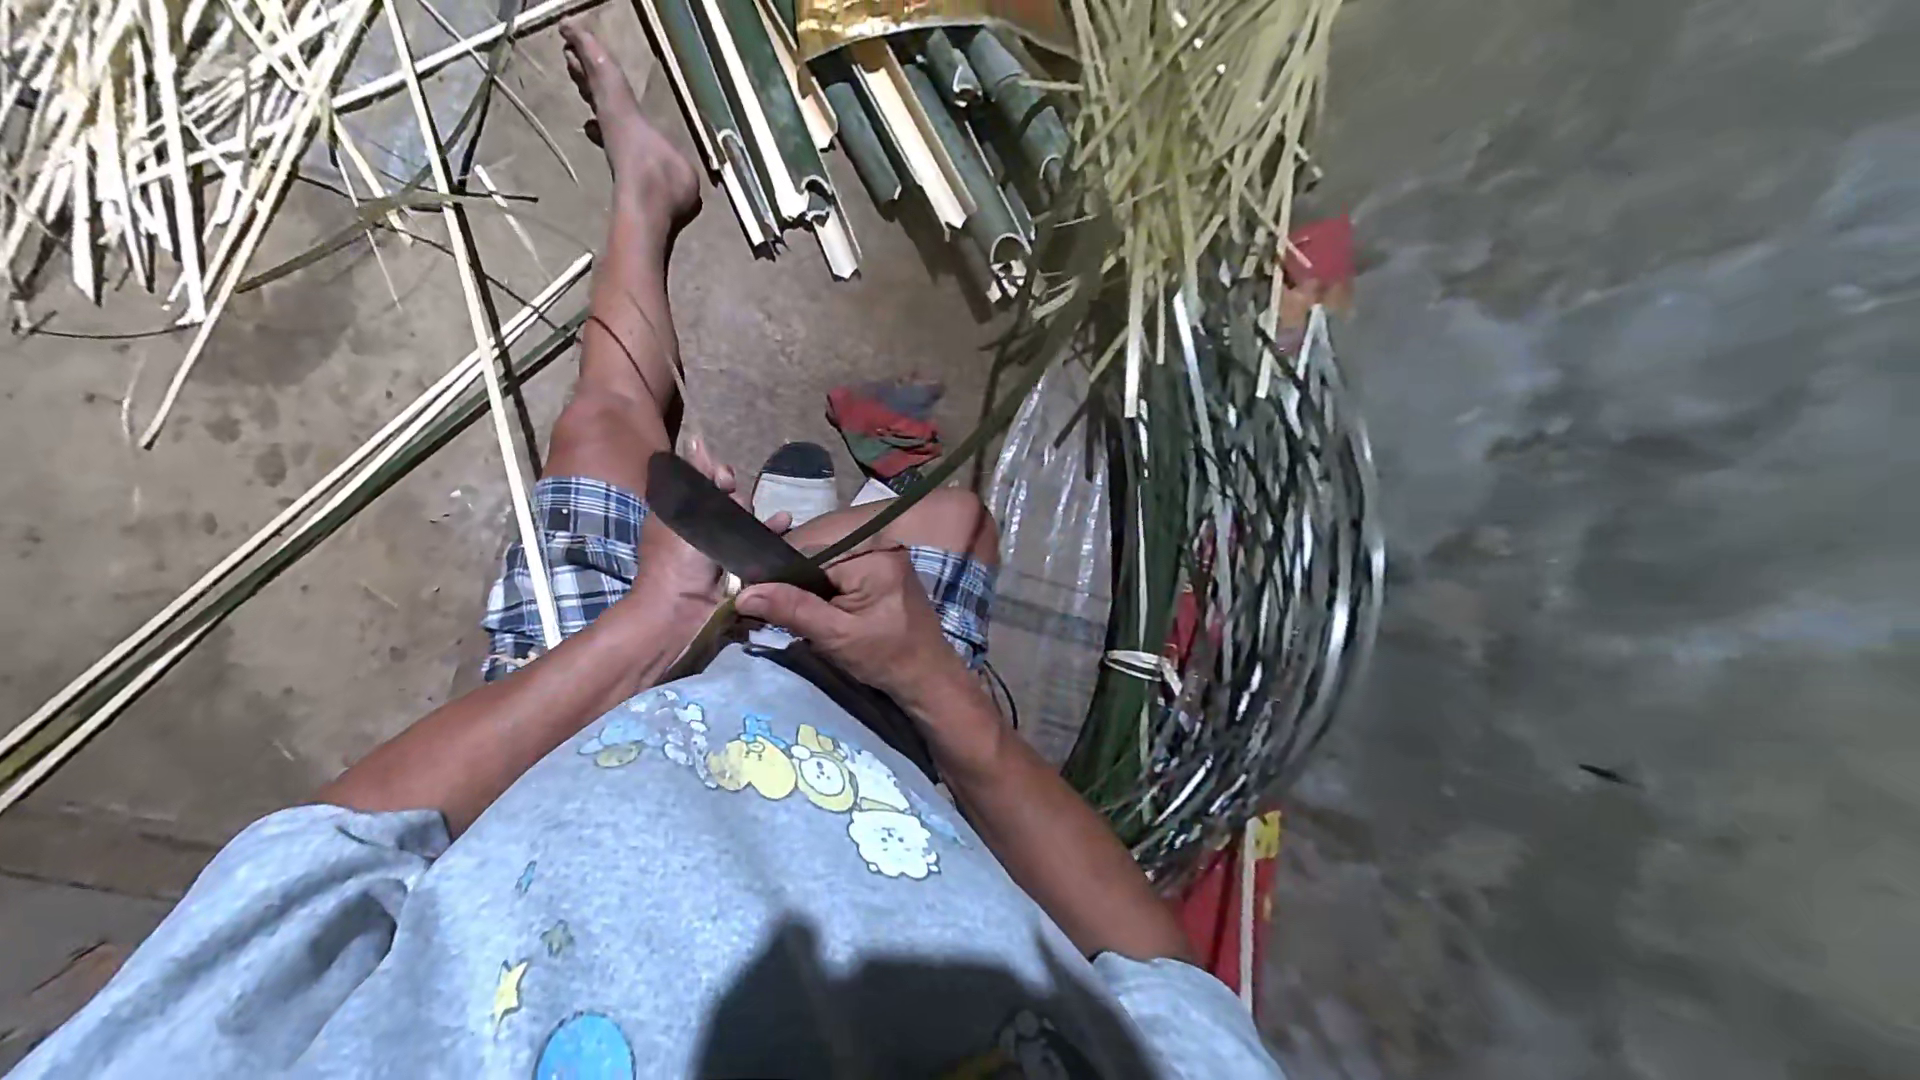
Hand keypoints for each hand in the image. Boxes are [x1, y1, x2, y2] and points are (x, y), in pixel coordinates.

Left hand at [630, 439, 789, 613]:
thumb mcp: (683, 510)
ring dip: (759, 514)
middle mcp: (701, 527)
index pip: (702, 483)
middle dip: (736, 497)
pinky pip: (759, 541)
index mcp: (679, 513)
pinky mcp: (741, 564)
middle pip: (726, 500)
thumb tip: (698, 439)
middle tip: (738, 500)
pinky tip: (785, 522)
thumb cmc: (676, 557)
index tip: (723, 477)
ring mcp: (722, 547)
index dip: (714, 476)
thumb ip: (696, 477)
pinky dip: (772, 532)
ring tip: (773, 514)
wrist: (684, 610)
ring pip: (746, 520)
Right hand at [735, 547, 973, 713]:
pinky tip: (809, 604)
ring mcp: (881, 551)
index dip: (777, 571)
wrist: (926, 675)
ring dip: (804, 581)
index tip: (752, 595)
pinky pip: (838, 565)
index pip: (808, 548)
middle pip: (815, 549)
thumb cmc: (886, 657)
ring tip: (783, 606)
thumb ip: (793, 609)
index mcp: (871, 553)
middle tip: (764, 603)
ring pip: (823, 558)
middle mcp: (879, 542)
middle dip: (790, 577)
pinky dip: (821, 584)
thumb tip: (744, 593)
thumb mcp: (836, 635)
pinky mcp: (880, 565)